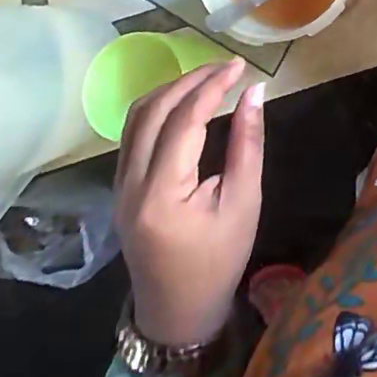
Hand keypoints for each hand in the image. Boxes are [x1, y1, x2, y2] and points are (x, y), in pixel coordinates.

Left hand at [114, 58, 265, 347]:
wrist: (178, 310)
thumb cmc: (219, 258)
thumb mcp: (245, 200)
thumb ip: (248, 143)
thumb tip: (256, 91)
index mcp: (161, 193)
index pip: (185, 121)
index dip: (212, 86)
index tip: (240, 66)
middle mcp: (130, 184)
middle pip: (153, 112)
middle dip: (191, 80)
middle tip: (226, 67)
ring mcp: (119, 186)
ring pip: (136, 118)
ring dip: (172, 90)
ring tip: (208, 79)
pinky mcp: (121, 186)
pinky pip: (134, 133)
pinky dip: (159, 108)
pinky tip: (186, 102)